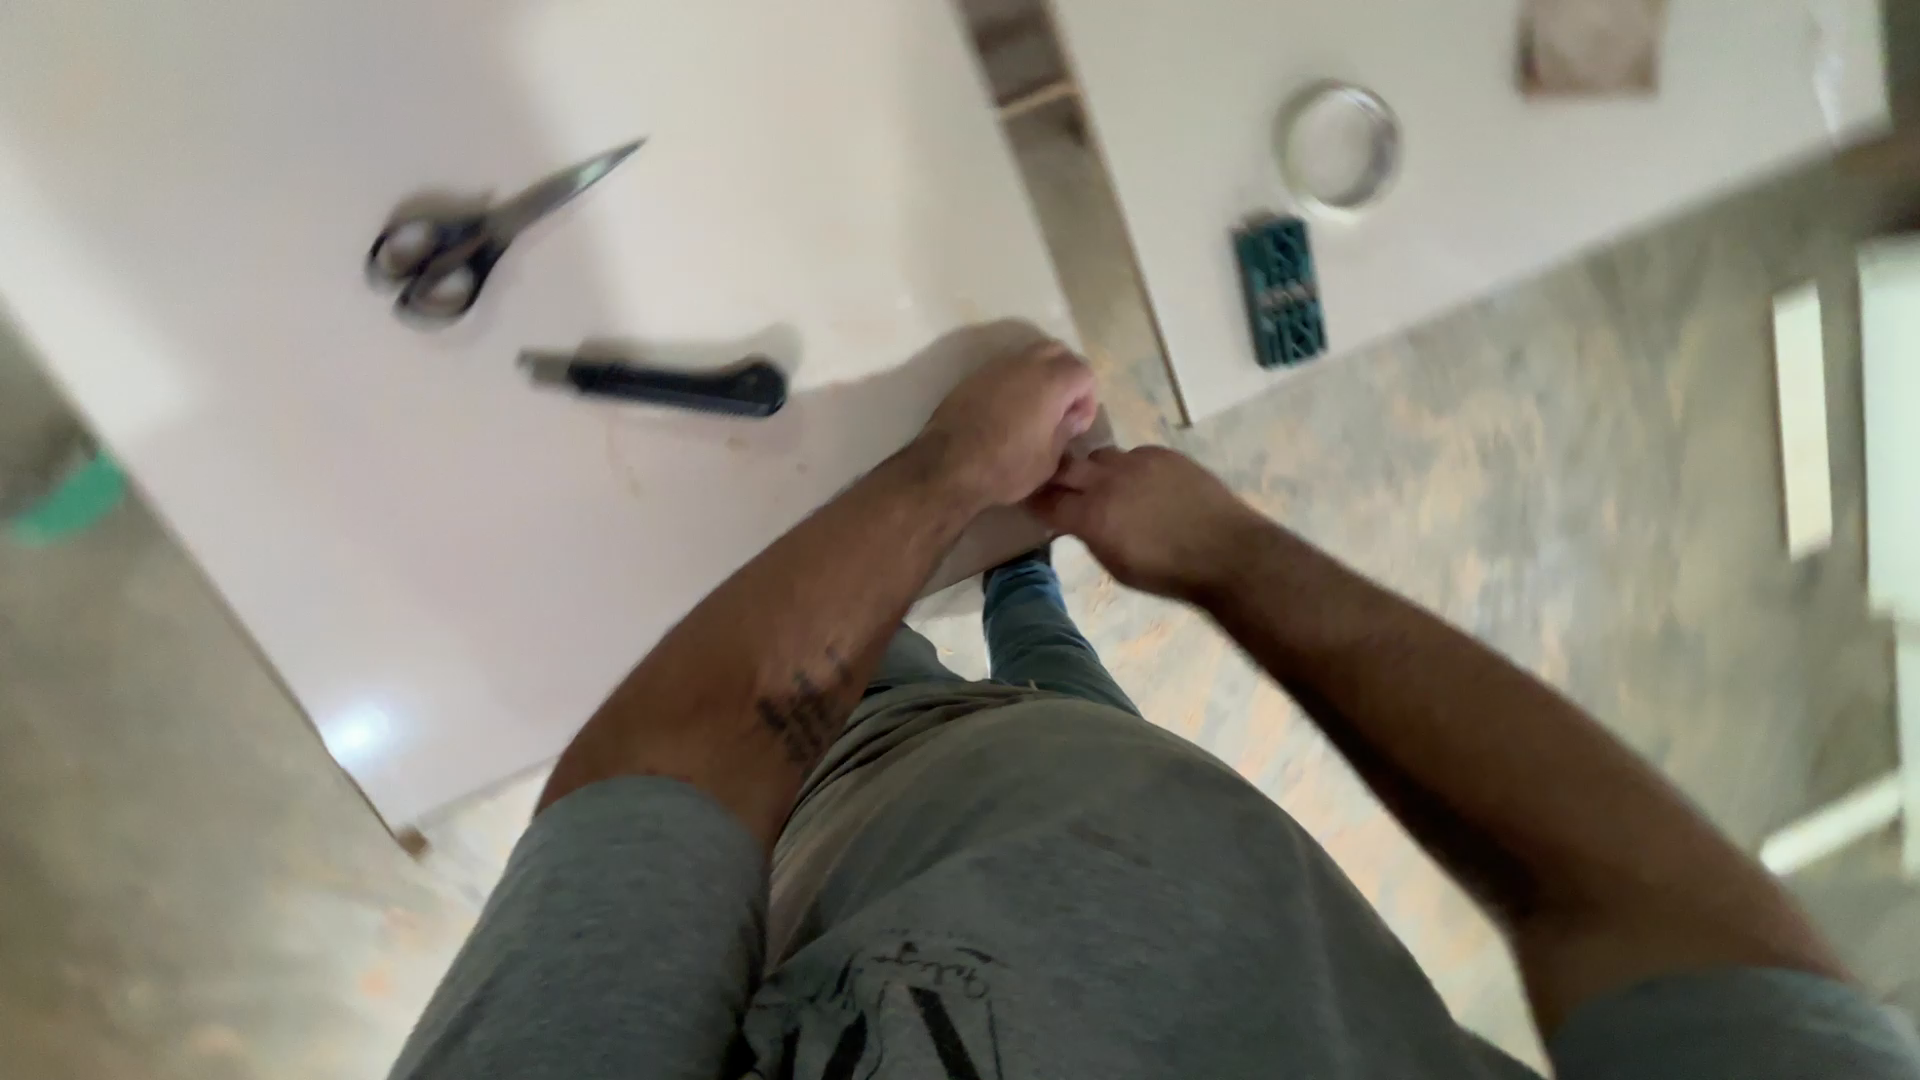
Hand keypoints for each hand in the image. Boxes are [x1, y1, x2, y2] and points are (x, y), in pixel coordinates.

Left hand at [920, 339, 1098, 507]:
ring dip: (1039, 377)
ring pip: (1029, 356)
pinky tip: (1007, 412)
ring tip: (1034, 411)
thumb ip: (1065, 431)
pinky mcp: (973, 377)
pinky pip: (1004, 369)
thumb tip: (1072, 417)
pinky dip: (1014, 382)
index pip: (1084, 372)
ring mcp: (996, 366)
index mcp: (1052, 381)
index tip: (1076, 425)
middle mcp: (1025, 363)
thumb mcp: (1048, 459)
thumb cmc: (1007, 467)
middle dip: (1066, 377)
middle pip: (1058, 352)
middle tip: (1060, 410)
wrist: (948, 466)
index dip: (1087, 399)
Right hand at [1028, 446, 1270, 601]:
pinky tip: (1141, 484)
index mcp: (1092, 516)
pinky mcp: (1163, 454)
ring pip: (1100, 456)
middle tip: (1055, 485)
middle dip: (1055, 476)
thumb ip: (1090, 537)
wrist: (1228, 553)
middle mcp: (1108, 481)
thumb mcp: (1116, 566)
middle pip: (1065, 467)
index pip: (1047, 501)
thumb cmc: (1168, 573)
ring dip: (1094, 470)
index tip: (1028, 501)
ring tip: (1102, 484)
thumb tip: (1076, 521)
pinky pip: (1133, 454)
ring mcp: (1137, 462)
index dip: (1033, 501)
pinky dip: (1129, 468)